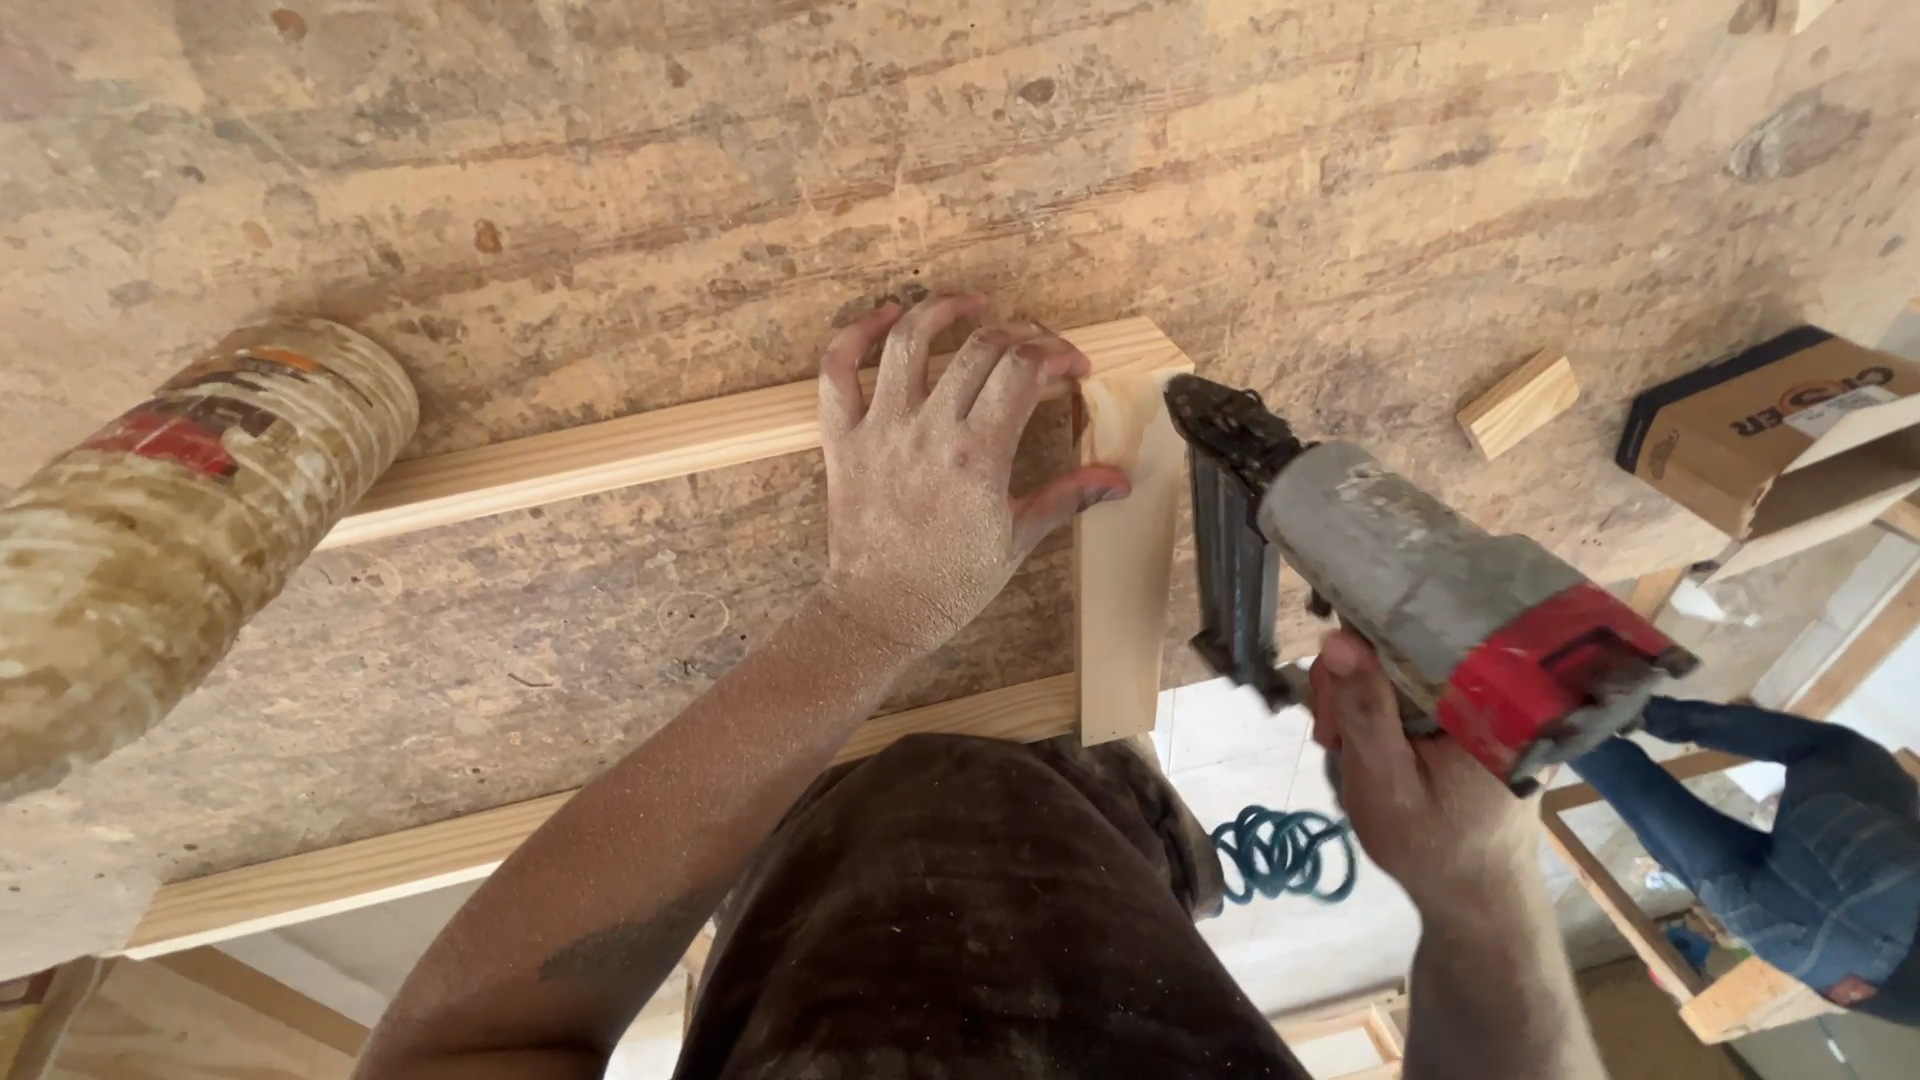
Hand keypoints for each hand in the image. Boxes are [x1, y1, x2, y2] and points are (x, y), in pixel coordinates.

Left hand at [813, 294, 1131, 656]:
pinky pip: (838, 370)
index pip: (1024, 371)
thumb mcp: (1017, 541)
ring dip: (944, 309)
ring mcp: (881, 429)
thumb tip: (1119, 480)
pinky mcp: (844, 438)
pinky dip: (857, 333)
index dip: (1057, 353)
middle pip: (979, 349)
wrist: (881, 611)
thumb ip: (1067, 498)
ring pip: (909, 341)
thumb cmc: (949, 584)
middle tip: (1036, 346)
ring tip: (973, 303)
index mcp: (978, 457)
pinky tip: (887, 317)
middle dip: (1019, 334)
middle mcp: (928, 432)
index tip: (1072, 365)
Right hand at [1309, 631, 1538, 918]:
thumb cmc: (1431, 850)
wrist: (1474, 907)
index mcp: (1494, 705)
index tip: (1329, 674)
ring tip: (1343, 744)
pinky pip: (1418, 694)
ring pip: (1407, 672)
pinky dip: (1382, 710)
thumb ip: (1364, 712)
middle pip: (1410, 651)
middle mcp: (1502, 698)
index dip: (1366, 636)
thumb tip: (1338, 638)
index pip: (1424, 633)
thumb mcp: (1385, 782)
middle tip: (1330, 733)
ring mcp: (1490, 712)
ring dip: (1363, 698)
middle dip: (1355, 679)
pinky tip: (1363, 741)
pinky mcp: (1476, 726)